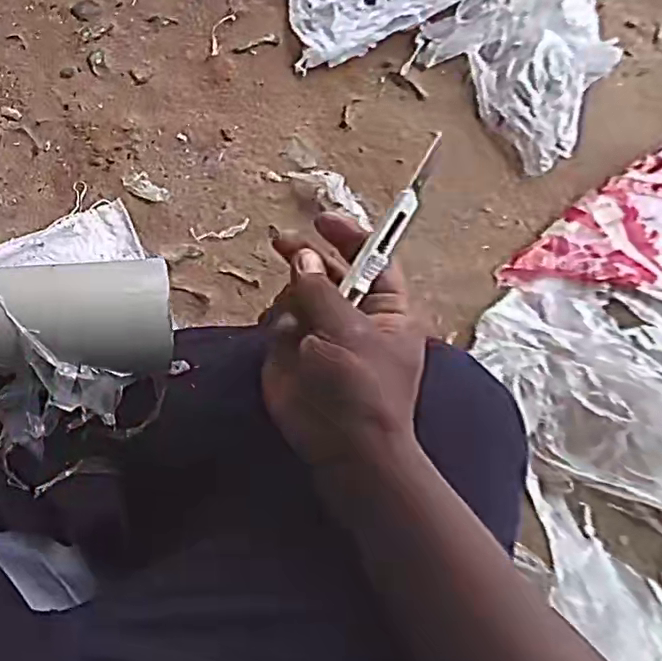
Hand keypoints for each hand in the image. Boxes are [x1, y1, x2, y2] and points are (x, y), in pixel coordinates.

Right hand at [260, 213, 427, 467]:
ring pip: (294, 295)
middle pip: (326, 273)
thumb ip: (320, 290)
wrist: (339, 440)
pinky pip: (275, 320)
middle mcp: (350, 316)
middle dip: (306, 260)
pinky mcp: (288, 349)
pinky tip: (281, 336)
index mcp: (386, 310)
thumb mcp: (349, 331)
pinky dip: (274, 321)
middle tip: (281, 242)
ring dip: (289, 299)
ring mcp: (317, 332)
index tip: (322, 220)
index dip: (351, 238)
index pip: (373, 262)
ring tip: (294, 323)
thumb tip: (302, 256)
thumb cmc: (362, 386)